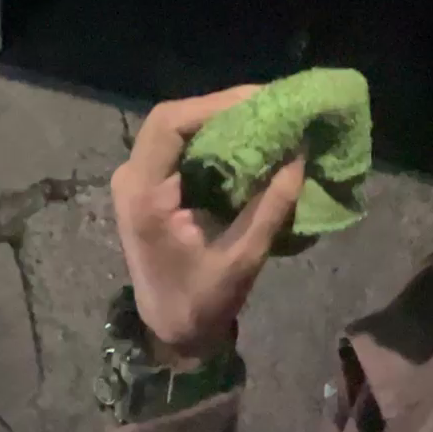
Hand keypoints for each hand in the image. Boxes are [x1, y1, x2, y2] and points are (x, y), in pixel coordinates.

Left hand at [111, 86, 306, 364]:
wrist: (169, 331)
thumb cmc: (201, 300)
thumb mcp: (244, 257)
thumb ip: (272, 205)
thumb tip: (300, 153)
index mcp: (144, 196)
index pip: (169, 125)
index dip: (213, 104)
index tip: (260, 100)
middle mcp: (133, 178)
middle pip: (173, 118)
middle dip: (223, 104)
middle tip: (272, 103)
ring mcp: (138, 179)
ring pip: (178, 126)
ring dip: (221, 115)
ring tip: (267, 114)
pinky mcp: (152, 183)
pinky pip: (182, 143)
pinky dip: (215, 133)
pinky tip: (248, 135)